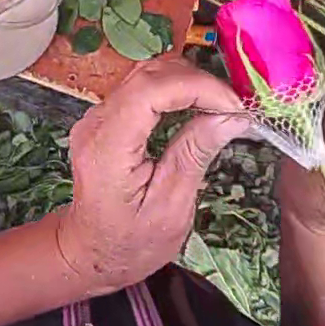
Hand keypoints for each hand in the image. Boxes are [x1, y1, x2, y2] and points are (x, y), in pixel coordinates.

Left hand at [54, 56, 251, 292]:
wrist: (90, 252)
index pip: (150, 90)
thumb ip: (195, 156)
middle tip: (234, 109)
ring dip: (192, 81)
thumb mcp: (171, 209)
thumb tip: (231, 117)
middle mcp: (97, 121)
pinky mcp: (110, 114)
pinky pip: (147, 85)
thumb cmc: (129, 243)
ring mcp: (100, 114)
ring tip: (222, 106)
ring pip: (150, 73)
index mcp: (107, 147)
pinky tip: (201, 105)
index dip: (197, 87)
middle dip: (200, 83)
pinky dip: (180, 88)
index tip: (233, 107)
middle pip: (151, 74)